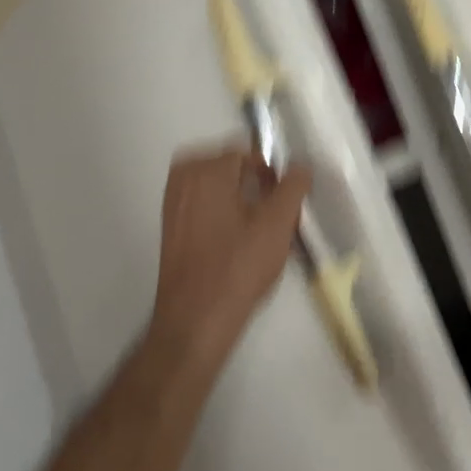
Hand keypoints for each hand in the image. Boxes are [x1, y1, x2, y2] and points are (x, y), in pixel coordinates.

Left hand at [147, 145, 311, 369]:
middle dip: (251, 179)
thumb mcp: (278, 224)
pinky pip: (201, 205)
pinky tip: (238, 241)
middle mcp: (183, 181)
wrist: (196, 319)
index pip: (245, 151)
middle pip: (226, 165)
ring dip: (237, 196)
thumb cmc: (239, 267)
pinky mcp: (171, 231)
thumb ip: (293, 187)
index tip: (285, 195)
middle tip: (273, 207)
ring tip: (259, 225)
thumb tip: (299, 166)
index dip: (271, 169)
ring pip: (213, 186)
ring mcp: (172, 206)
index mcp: (206, 172)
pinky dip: (221, 212)